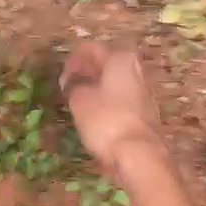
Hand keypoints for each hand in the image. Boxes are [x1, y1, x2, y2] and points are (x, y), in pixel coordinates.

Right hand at [61, 43, 165, 176]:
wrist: (141, 156)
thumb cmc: (107, 120)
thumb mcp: (80, 100)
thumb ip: (73, 84)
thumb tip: (70, 79)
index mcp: (120, 58)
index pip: (92, 49)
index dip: (74, 58)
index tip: (62, 71)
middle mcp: (135, 70)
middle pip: (106, 65)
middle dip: (87, 71)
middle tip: (68, 82)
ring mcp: (143, 93)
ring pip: (114, 83)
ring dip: (97, 88)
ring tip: (78, 99)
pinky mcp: (144, 114)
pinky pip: (120, 100)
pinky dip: (107, 102)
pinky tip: (95, 114)